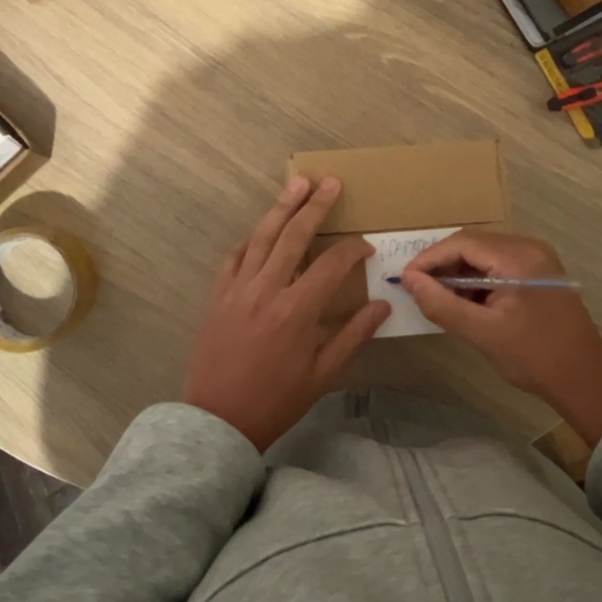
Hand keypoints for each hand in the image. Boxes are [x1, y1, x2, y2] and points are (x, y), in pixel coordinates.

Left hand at [183, 176, 390, 451]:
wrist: (218, 419)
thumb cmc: (276, 400)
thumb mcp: (323, 374)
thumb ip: (353, 335)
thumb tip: (383, 304)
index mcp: (296, 311)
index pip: (331, 265)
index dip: (352, 250)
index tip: (366, 247)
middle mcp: (266, 290)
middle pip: (294, 236)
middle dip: (315, 206)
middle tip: (330, 183)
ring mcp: (238, 289)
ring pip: (261, 237)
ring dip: (281, 208)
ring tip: (297, 183)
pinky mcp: (218, 294)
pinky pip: (235, 256)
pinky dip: (251, 238)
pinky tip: (262, 227)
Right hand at [402, 229, 601, 445]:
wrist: (586, 380)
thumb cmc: (535, 357)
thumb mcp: (483, 334)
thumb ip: (443, 305)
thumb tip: (408, 281)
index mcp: (519, 258)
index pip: (463, 243)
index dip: (430, 258)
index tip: (405, 279)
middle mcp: (529, 248)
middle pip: (473, 244)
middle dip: (443, 264)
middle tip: (417, 288)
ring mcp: (537, 259)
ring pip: (484, 254)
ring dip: (459, 272)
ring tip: (439, 298)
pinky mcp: (539, 272)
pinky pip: (498, 264)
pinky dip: (477, 279)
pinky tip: (465, 302)